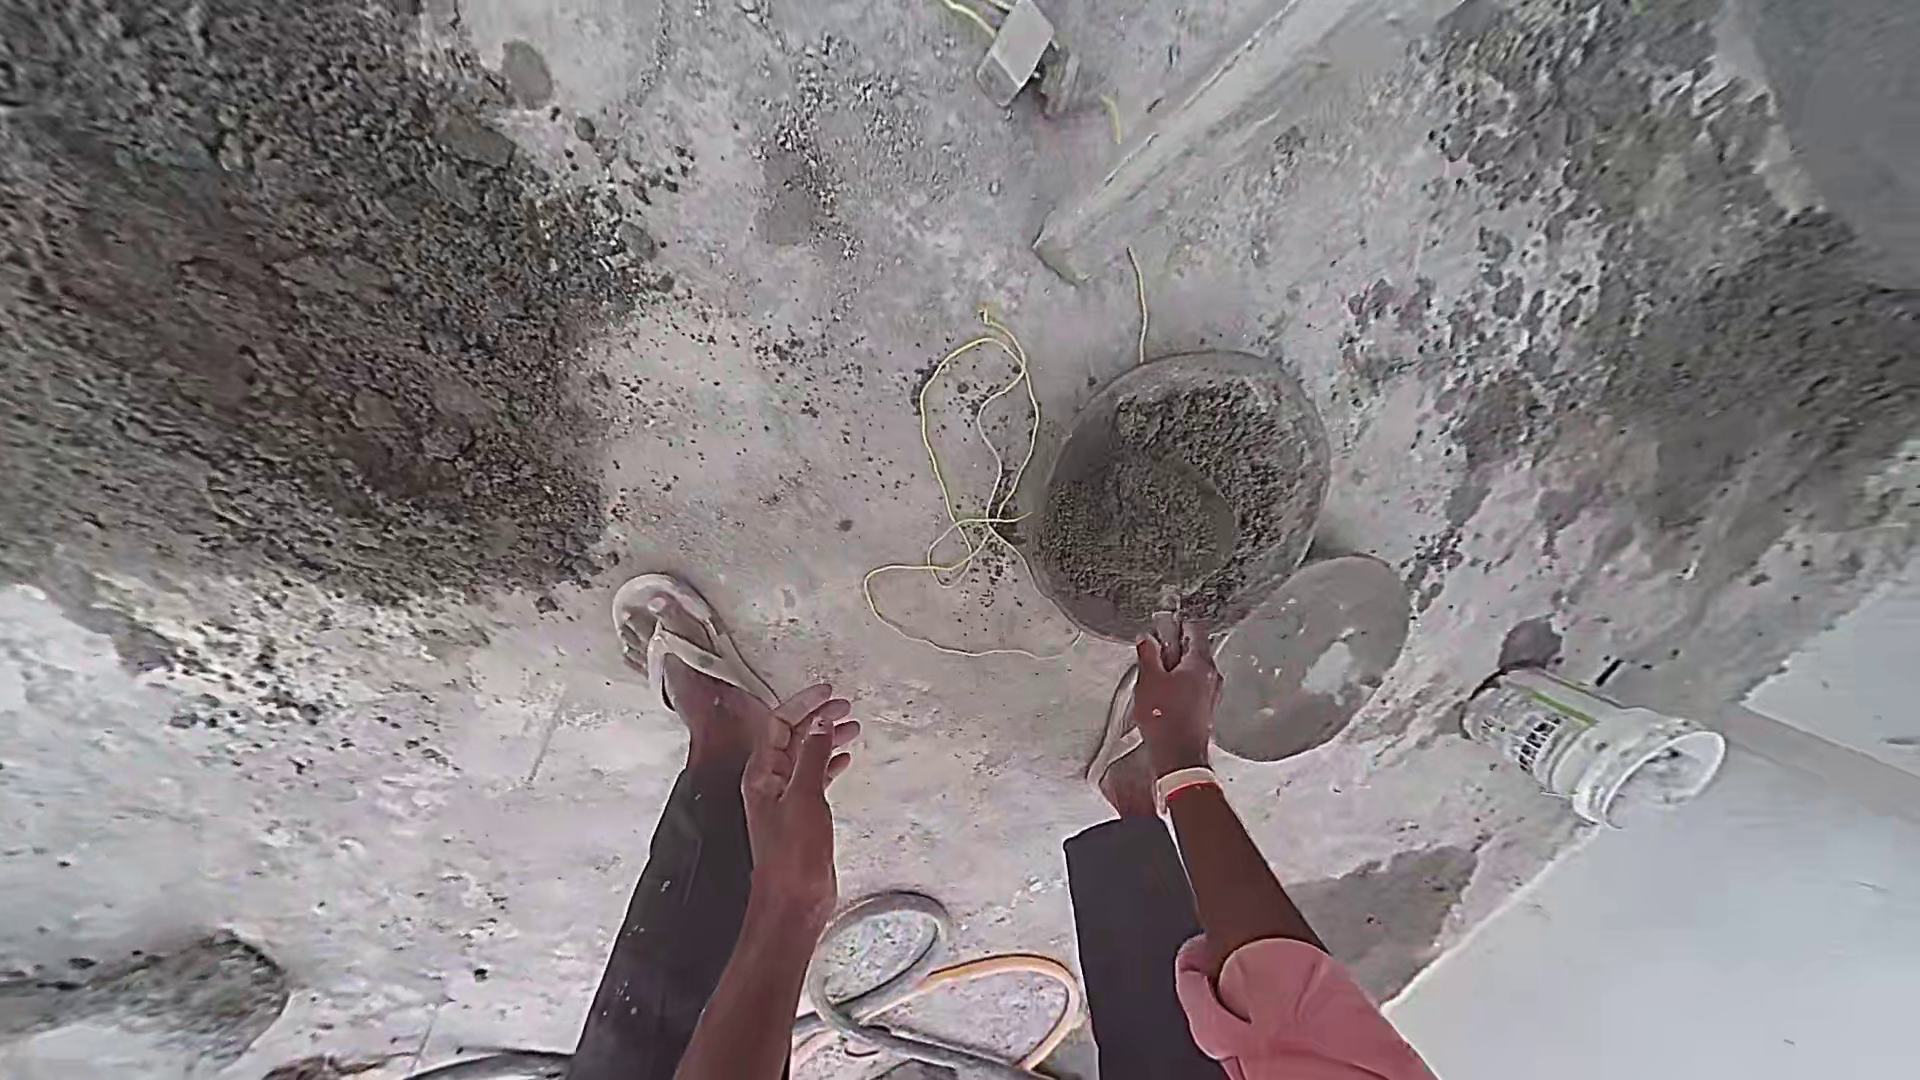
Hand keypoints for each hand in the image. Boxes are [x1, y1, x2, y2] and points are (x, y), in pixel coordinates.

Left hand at [742, 684, 856, 928]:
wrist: (795, 900)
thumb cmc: (793, 854)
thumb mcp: (805, 796)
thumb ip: (813, 755)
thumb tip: (822, 722)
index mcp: (762, 773)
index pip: (779, 724)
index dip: (803, 704)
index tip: (828, 692)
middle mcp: (772, 781)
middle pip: (794, 735)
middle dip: (818, 717)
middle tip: (844, 706)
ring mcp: (787, 796)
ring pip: (808, 754)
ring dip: (828, 737)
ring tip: (852, 726)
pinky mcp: (803, 811)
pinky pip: (817, 774)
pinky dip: (830, 761)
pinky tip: (844, 757)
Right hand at [1132, 617, 1220, 775]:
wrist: (1177, 755)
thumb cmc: (1165, 719)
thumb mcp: (1148, 678)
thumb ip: (1148, 653)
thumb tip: (1147, 639)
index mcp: (1201, 664)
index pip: (1195, 630)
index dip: (1177, 623)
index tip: (1164, 624)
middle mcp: (1212, 676)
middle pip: (1194, 649)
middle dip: (1172, 647)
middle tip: (1152, 651)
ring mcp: (1211, 693)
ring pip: (1193, 668)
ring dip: (1175, 666)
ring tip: (1153, 674)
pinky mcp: (1205, 706)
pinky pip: (1193, 685)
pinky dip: (1179, 682)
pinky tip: (1162, 692)